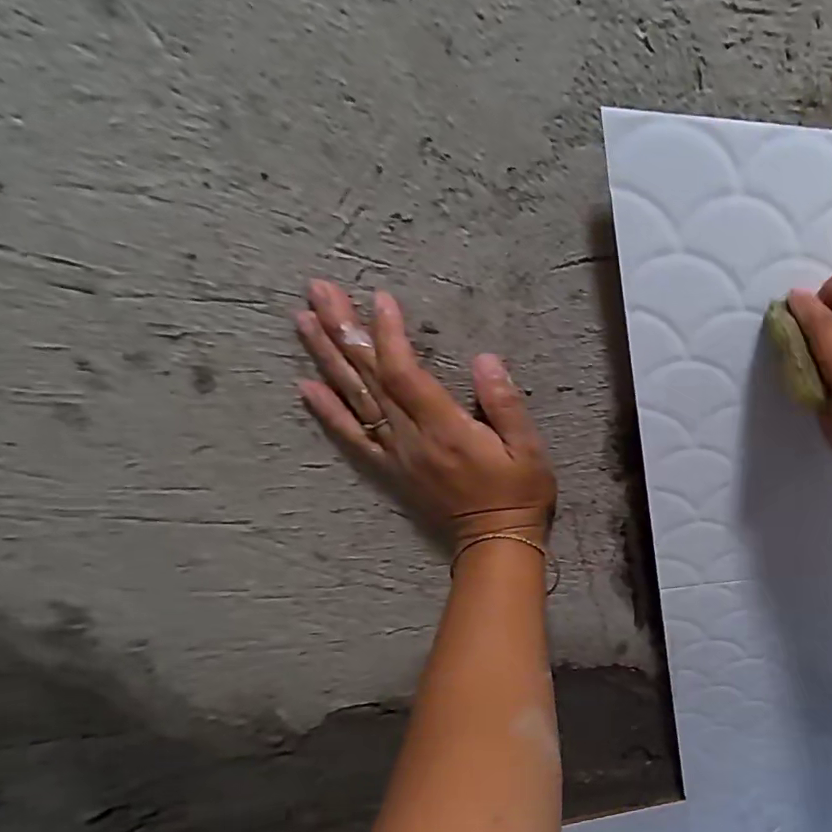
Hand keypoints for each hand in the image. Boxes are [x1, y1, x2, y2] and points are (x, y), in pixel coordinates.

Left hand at [293, 279, 555, 548]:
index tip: (380, 298)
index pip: (406, 374)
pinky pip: (351, 436)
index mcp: (446, 429)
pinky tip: (305, 384)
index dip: (389, 335)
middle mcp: (411, 438)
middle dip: (343, 331)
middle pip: (369, 378)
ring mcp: (395, 454)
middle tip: (319, 291)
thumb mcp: (529, 447)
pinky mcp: (390, 469)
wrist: (495, 540)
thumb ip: (505, 403)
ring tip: (302, 319)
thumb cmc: (521, 491)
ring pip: (354, 399)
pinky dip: (326, 410)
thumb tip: (485, 359)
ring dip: (326, 357)